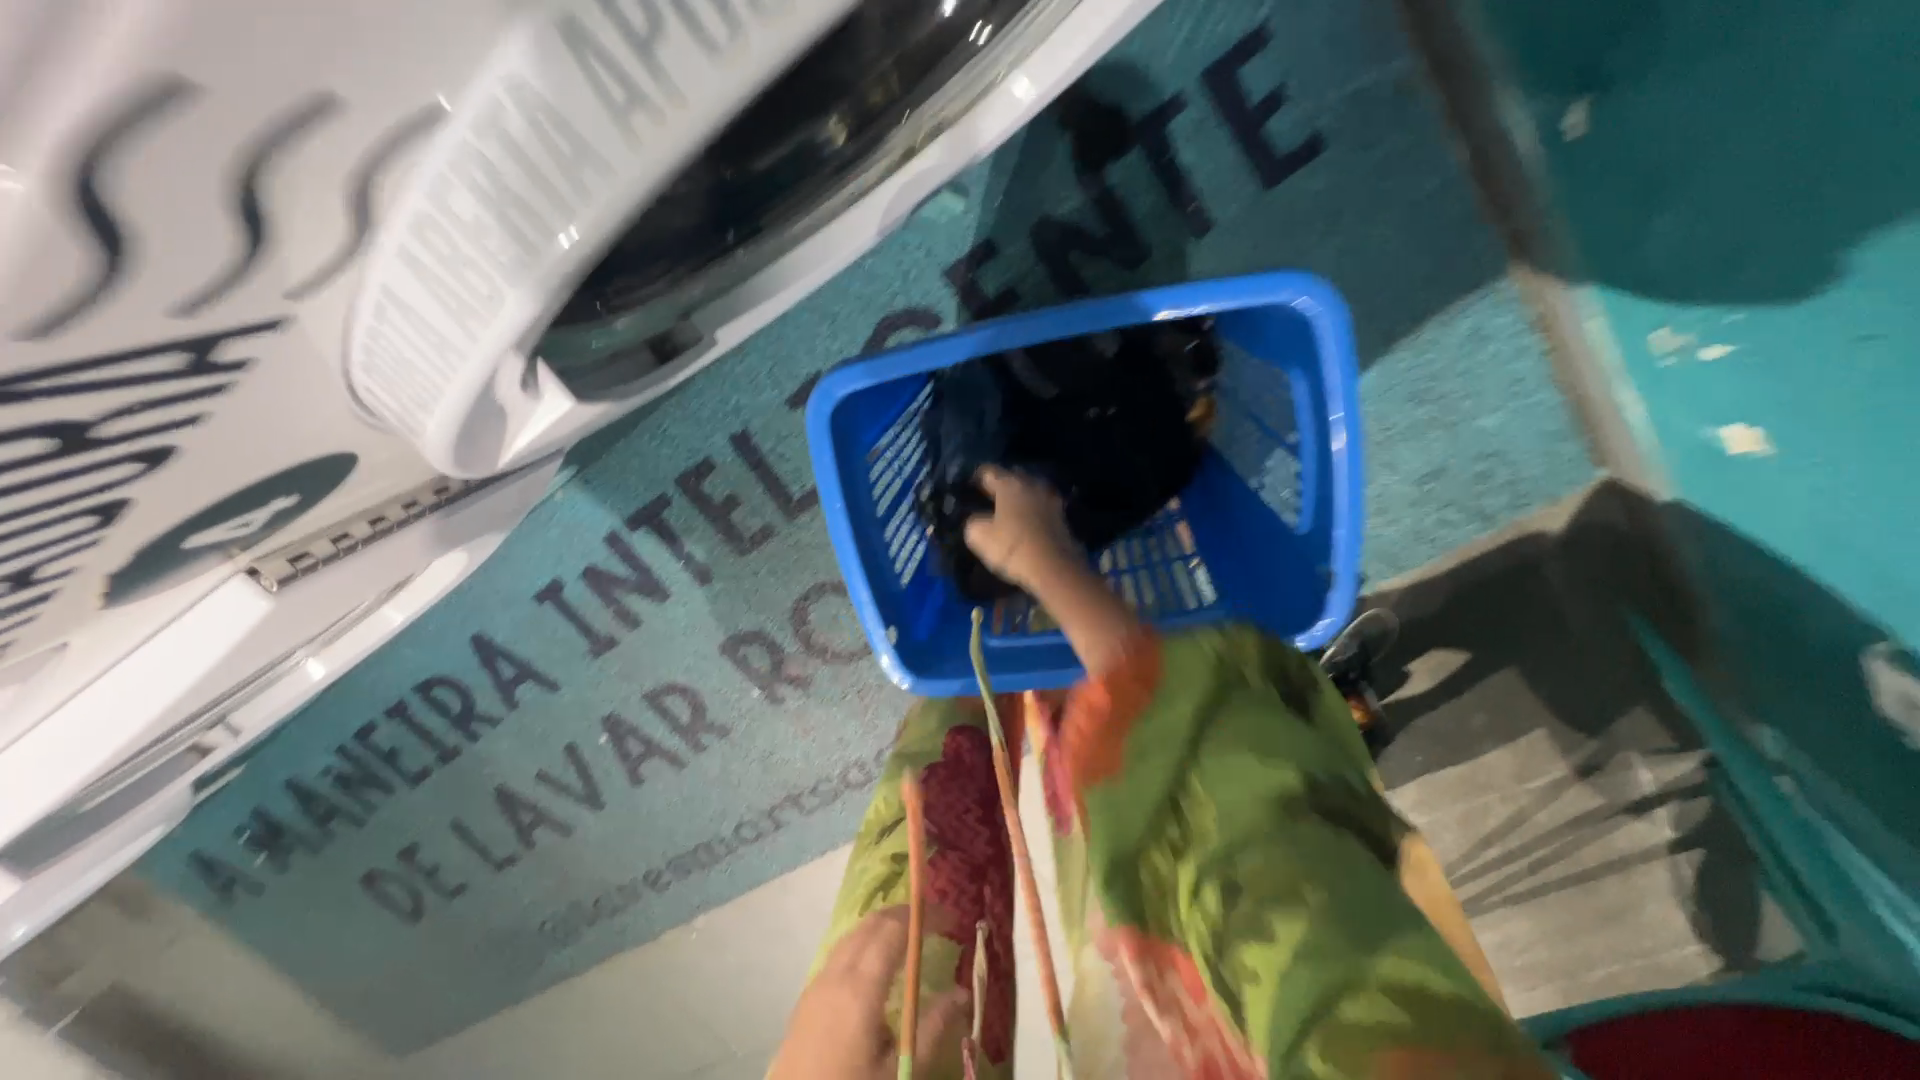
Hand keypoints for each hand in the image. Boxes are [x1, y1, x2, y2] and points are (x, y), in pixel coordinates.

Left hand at [768, 908, 968, 1079]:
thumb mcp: (900, 1071)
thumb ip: (932, 1028)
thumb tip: (962, 992)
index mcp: (860, 988)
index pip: (893, 929)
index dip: (923, 916)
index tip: (950, 918)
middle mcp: (835, 975)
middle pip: (870, 924)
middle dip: (904, 915)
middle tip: (935, 924)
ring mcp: (816, 985)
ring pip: (851, 936)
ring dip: (882, 927)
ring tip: (910, 939)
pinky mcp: (806, 1000)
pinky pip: (838, 955)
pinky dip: (863, 944)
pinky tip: (876, 968)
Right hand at [964, 467, 1079, 592]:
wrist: (1056, 568)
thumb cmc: (1013, 548)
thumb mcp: (979, 537)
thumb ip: (973, 522)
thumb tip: (977, 519)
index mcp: (1009, 483)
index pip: (987, 471)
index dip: (975, 478)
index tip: (969, 488)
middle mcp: (1032, 483)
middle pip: (1013, 476)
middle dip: (1001, 484)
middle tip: (989, 498)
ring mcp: (1051, 498)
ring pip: (1030, 490)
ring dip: (1020, 497)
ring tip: (1009, 511)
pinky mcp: (1064, 515)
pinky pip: (1042, 506)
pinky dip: (1033, 510)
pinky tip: (1027, 523)